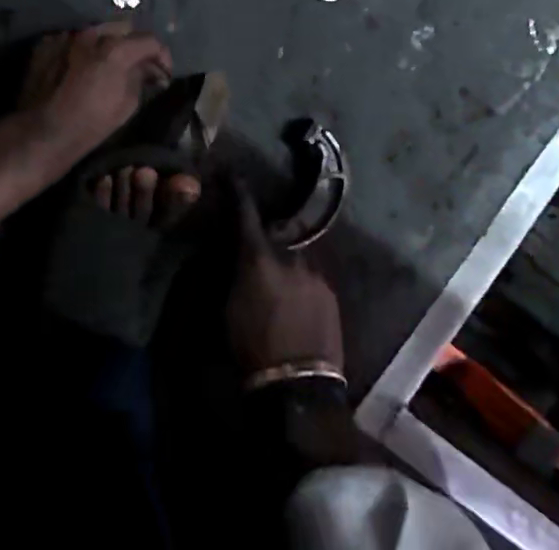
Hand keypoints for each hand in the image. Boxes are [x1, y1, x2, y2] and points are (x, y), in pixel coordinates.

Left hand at [24, 22, 173, 157]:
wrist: (41, 132)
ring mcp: (66, 35)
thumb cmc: (90, 123)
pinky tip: (81, 67)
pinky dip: (81, 49)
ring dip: (107, 44)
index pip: (150, 40)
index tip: (163, 72)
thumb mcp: (128, 104)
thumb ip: (141, 78)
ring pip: (96, 30)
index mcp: (116, 48)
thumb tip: (150, 70)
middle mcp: (91, 33)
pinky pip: (72, 39)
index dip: (162, 56)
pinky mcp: (47, 42)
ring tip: (108, 63)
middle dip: (135, 45)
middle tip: (138, 64)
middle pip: (123, 28)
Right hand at [228, 185, 343, 374]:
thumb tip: (231, 256)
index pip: (246, 214)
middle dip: (264, 239)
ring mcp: (316, 273)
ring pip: (295, 257)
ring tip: (276, 285)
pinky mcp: (331, 293)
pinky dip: (299, 281)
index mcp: (258, 259)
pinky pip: (310, 276)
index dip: (238, 190)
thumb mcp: (226, 309)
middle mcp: (290, 257)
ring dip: (284, 264)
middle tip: (253, 254)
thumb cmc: (251, 349)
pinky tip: (295, 302)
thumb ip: (231, 274)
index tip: (232, 173)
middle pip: (275, 235)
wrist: (299, 386)